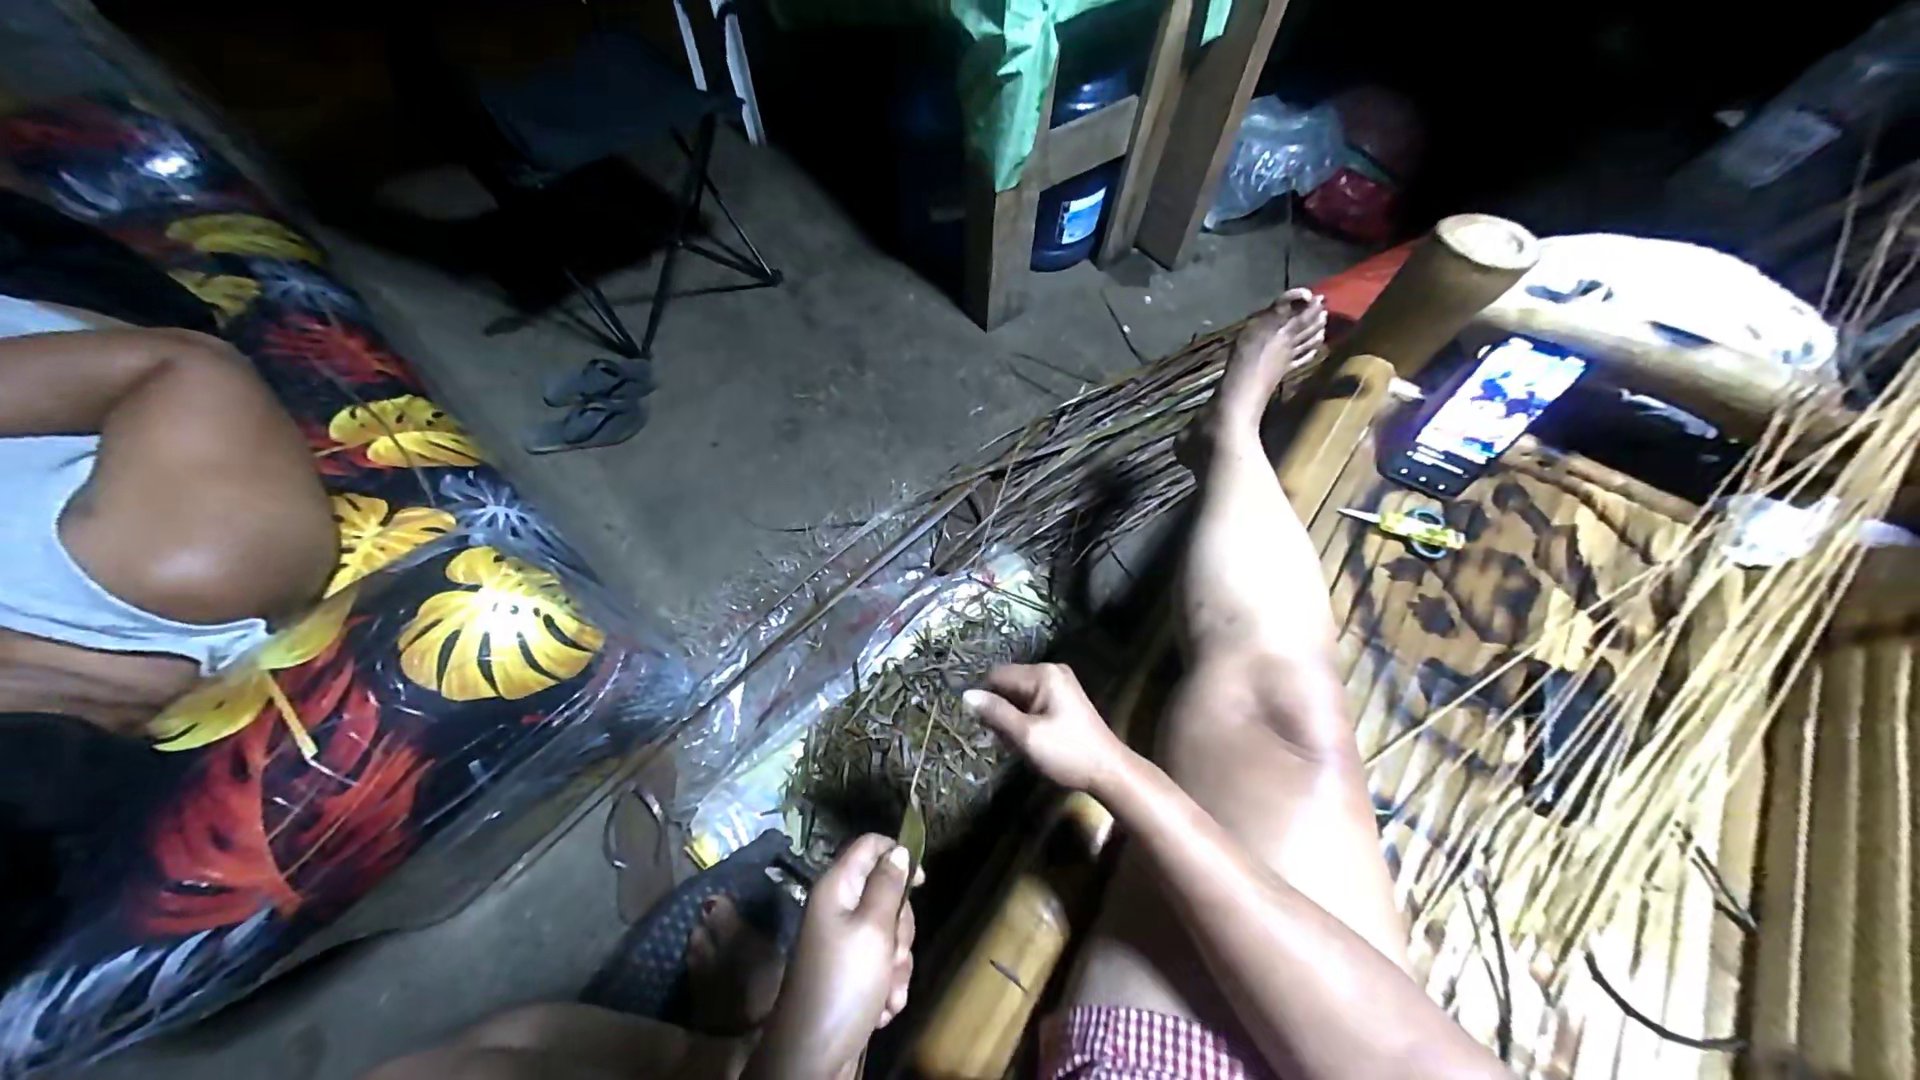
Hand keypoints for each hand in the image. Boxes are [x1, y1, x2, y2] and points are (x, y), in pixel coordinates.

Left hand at [749, 834, 916, 1079]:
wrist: (812, 1059)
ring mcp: (843, 942)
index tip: (922, 880)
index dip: (898, 853)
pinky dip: (888, 984)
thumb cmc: (844, 983)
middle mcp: (839, 908)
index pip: (870, 845)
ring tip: (887, 990)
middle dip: (901, 925)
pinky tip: (883, 1007)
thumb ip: (889, 886)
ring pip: (889, 931)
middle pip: (885, 891)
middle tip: (894, 951)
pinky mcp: (850, 972)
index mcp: (838, 887)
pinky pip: (881, 963)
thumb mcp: (874, 928)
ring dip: (898, 962)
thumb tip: (898, 850)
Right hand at [964, 663, 1127, 793]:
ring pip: (1018, 695)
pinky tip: (1030, 739)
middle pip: (1008, 684)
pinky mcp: (1063, 698)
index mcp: (1042, 674)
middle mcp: (1051, 671)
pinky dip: (1024, 719)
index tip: (980, 724)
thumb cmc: (1067, 753)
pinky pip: (1031, 701)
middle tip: (1005, 739)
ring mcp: (1059, 683)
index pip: (997, 675)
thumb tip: (966, 695)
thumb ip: (995, 713)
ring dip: (1011, 717)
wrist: (1109, 771)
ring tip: (1019, 742)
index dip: (984, 698)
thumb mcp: (1026, 735)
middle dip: (1000, 710)